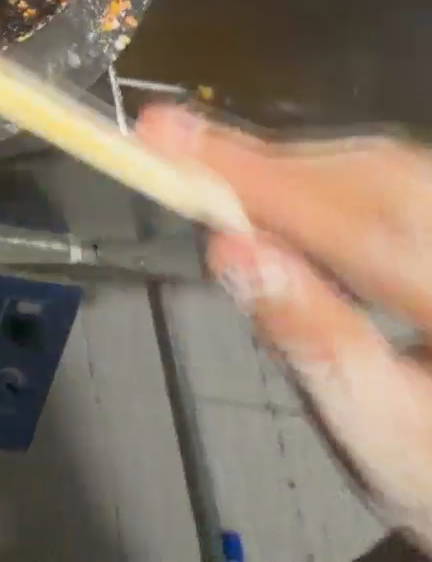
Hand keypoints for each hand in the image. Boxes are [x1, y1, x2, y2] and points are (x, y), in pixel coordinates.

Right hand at [138, 105, 431, 550]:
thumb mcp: (377, 428)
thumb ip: (310, 339)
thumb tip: (230, 249)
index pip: (366, 227)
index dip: (255, 175)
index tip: (159, 133)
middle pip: (387, 184)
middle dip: (272, 168)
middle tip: (170, 152)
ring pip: (394, 174)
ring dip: (294, 170)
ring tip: (217, 180)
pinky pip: (402, 185)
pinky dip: (328, 178)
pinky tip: (285, 194)